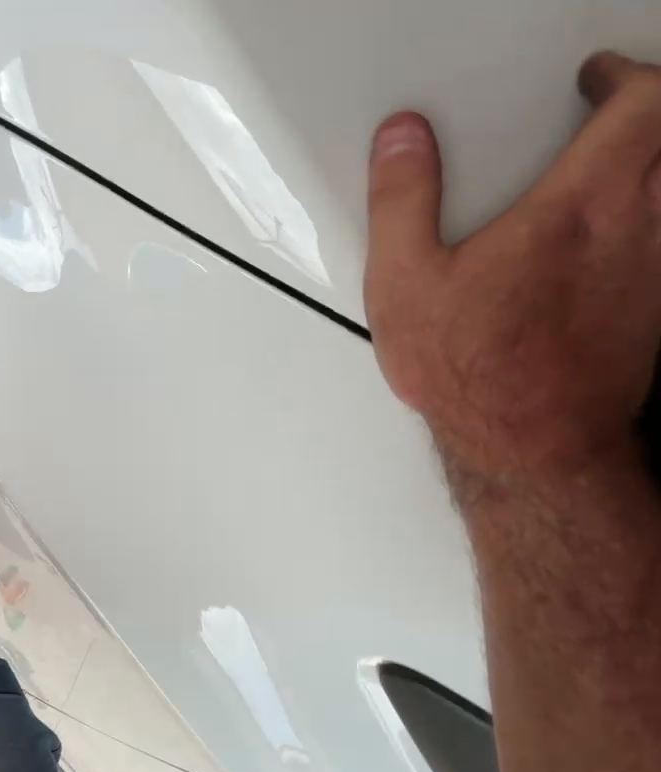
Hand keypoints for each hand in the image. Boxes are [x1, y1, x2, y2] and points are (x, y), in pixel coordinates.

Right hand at [365, 52, 660, 497]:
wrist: (526, 431)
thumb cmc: (468, 362)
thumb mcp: (402, 280)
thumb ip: (403, 200)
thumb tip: (402, 141)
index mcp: (578, 206)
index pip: (643, 101)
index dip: (624, 76)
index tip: (594, 80)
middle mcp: (638, 221)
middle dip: (651, 107)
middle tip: (614, 106)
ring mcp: (659, 258)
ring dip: (655, 158)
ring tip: (611, 164)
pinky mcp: (660, 294)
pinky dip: (650, 212)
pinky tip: (609, 233)